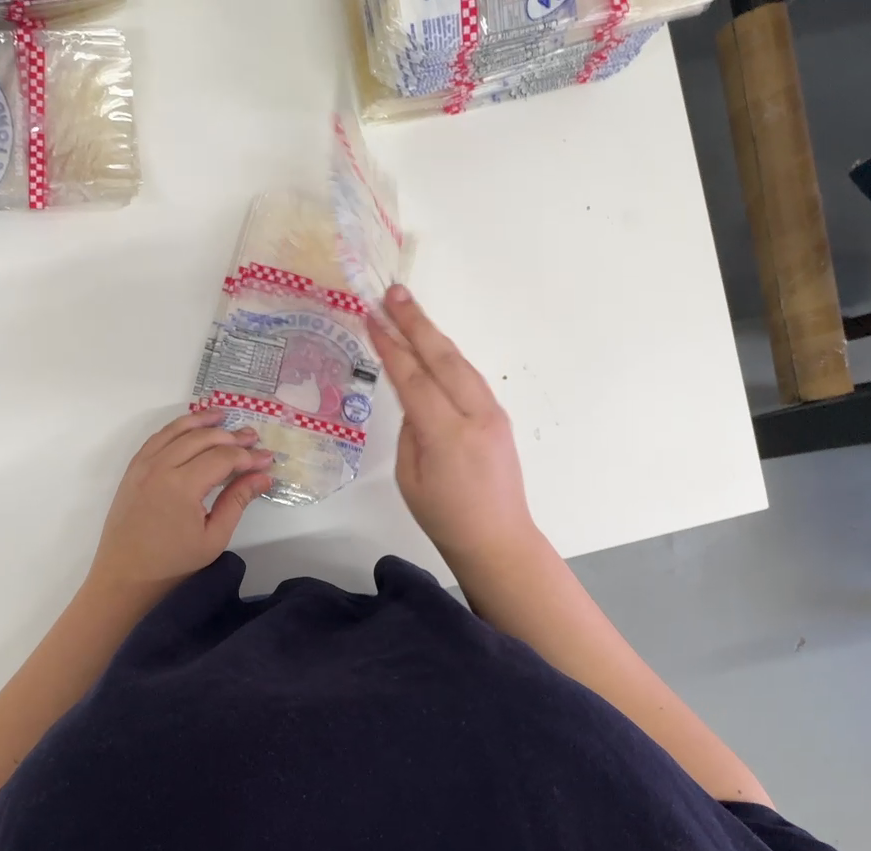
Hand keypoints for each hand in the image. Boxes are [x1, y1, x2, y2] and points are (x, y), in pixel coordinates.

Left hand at [88, 410, 274, 595]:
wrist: (126, 574)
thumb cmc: (173, 563)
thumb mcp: (213, 537)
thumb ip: (237, 501)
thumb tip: (263, 476)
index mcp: (182, 486)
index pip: (223, 458)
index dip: (248, 456)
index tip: (267, 458)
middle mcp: (160, 468)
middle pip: (202, 439)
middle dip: (230, 435)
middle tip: (252, 437)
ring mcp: (143, 466)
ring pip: (176, 431)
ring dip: (202, 422)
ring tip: (223, 416)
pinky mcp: (133, 470)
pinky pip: (156, 439)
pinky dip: (175, 428)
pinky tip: (191, 428)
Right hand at [370, 285, 535, 568]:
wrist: (497, 539)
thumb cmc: (444, 518)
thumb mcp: (410, 478)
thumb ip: (411, 433)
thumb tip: (413, 401)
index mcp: (447, 435)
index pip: (414, 379)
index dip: (390, 346)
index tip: (371, 318)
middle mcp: (476, 416)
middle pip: (442, 358)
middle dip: (415, 323)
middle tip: (394, 292)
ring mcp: (493, 414)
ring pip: (460, 363)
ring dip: (433, 334)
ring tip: (408, 309)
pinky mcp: (499, 418)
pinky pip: (469, 379)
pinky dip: (448, 357)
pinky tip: (433, 348)